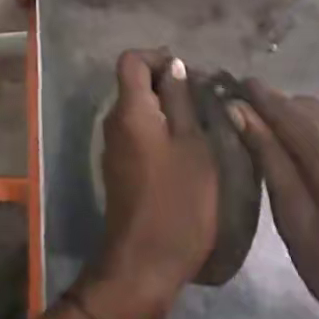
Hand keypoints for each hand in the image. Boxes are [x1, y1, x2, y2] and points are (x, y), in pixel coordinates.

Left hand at [89, 50, 217, 318]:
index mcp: (130, 109)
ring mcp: (114, 146)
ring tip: (201, 123)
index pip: (131, 60)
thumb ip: (182, 101)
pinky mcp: (120, 167)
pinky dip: (159, 128)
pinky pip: (137, 131)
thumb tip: (174, 66)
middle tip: (203, 99)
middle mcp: (114, 121)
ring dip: (166, 107)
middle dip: (166, 82)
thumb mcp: (193, 146)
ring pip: (137, 108)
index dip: (157, 56)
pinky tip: (186, 149)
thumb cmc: (178, 200)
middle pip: (134, 83)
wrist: (145, 261)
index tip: (188, 72)